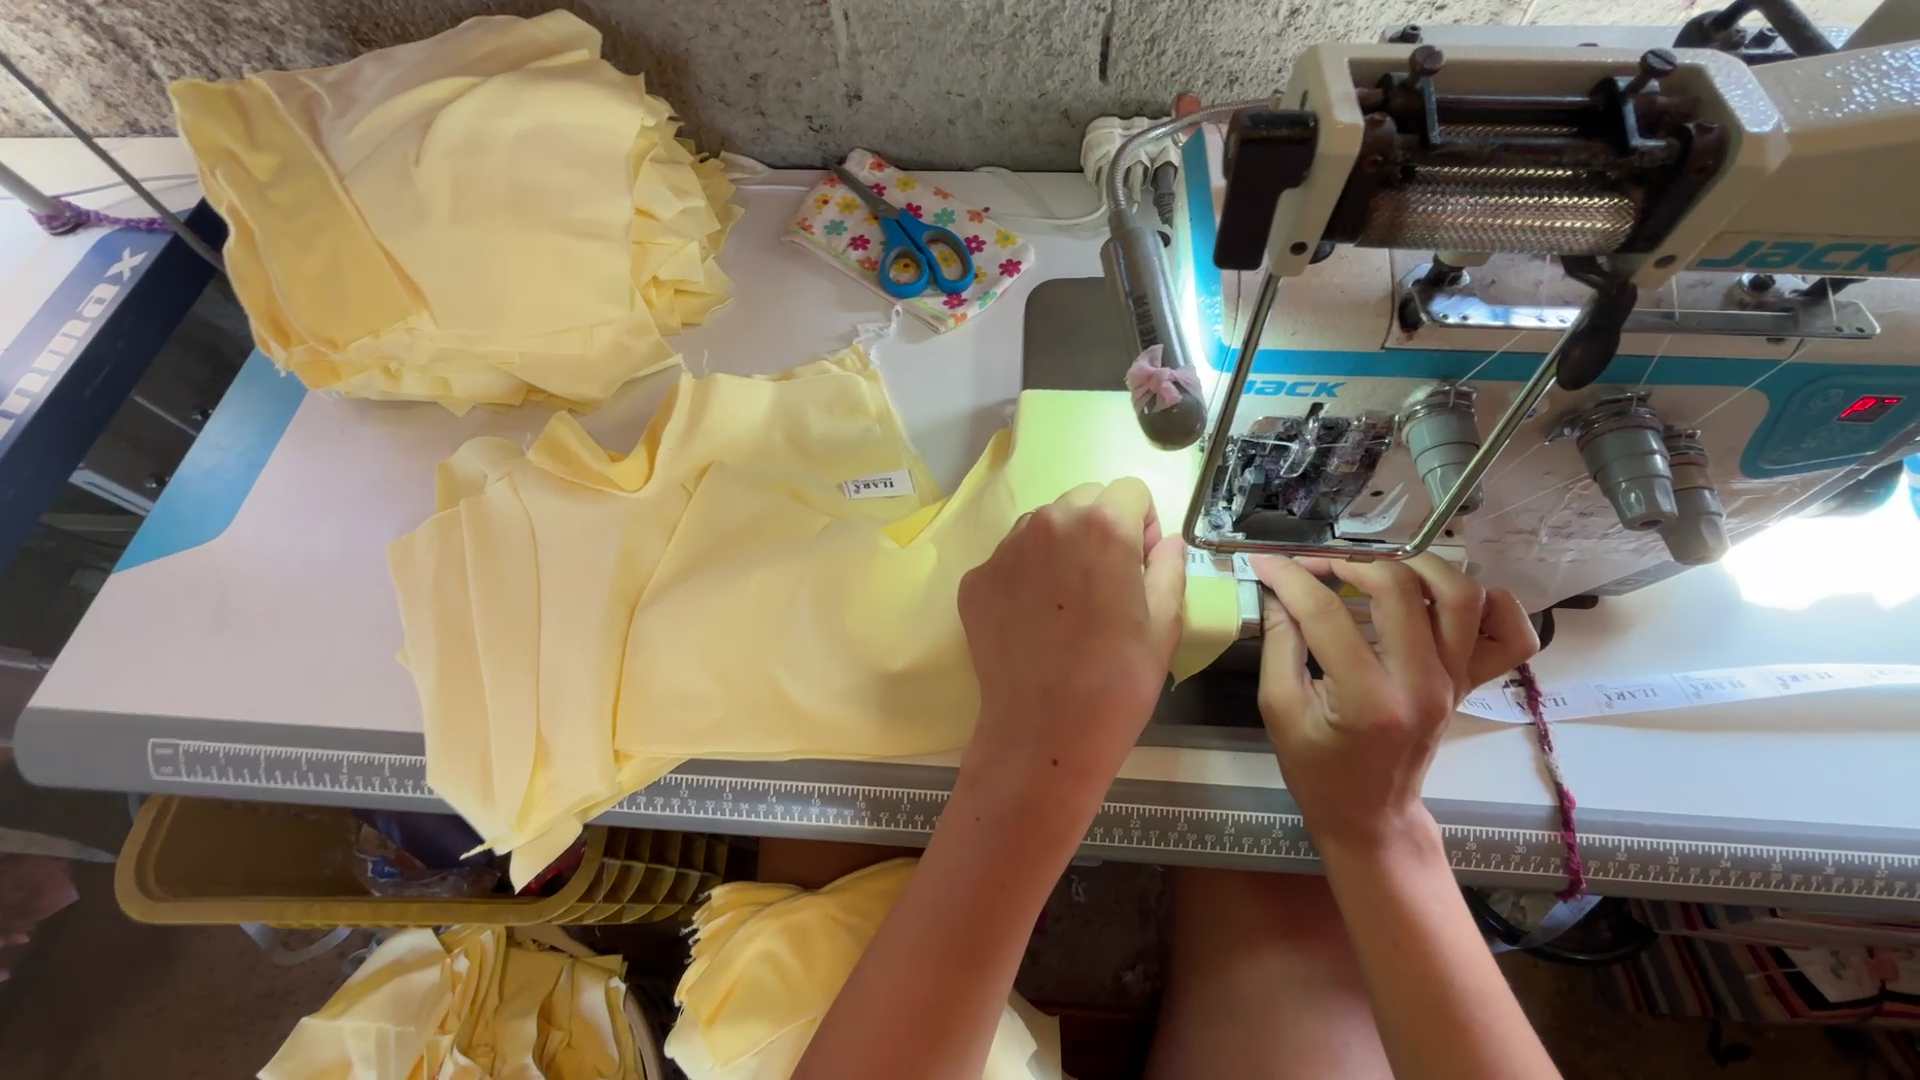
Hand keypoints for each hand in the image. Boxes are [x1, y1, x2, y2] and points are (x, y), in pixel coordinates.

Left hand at [957, 479, 1186, 807]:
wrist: (1043, 732)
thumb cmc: (1118, 680)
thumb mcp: (1164, 624)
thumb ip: (1169, 567)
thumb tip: (1166, 542)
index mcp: (1103, 525)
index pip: (1131, 492)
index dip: (1144, 526)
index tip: (1141, 566)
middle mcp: (1048, 522)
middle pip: (1083, 500)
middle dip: (1100, 528)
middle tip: (1106, 585)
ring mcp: (1004, 550)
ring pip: (1042, 527)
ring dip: (1060, 548)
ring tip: (1067, 606)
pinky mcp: (976, 579)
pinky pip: (1010, 560)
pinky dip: (1025, 578)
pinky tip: (1034, 623)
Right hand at [1251, 553, 1537, 850]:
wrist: (1368, 813)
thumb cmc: (1315, 768)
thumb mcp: (1279, 707)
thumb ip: (1279, 641)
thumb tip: (1278, 589)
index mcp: (1368, 697)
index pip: (1325, 611)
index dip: (1289, 577)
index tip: (1263, 562)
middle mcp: (1423, 683)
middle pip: (1397, 589)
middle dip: (1346, 562)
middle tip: (1312, 566)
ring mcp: (1455, 681)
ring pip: (1459, 596)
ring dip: (1414, 567)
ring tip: (1372, 568)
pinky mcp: (1470, 682)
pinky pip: (1508, 633)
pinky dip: (1488, 603)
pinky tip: (1440, 597)